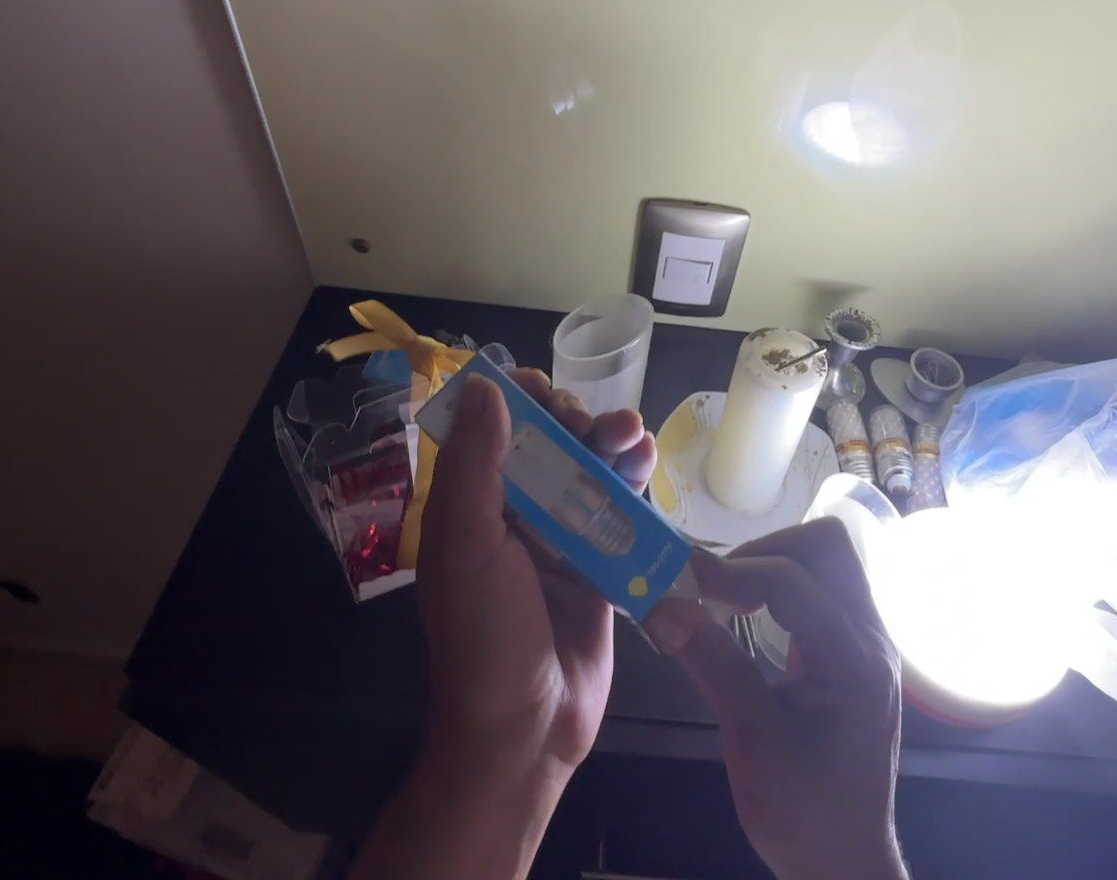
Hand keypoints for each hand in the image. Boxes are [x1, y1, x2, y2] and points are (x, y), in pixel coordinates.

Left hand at [354, 368, 655, 878]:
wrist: (528, 729)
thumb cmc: (487, 636)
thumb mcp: (470, 547)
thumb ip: (476, 466)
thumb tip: (485, 388)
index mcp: (472, 504)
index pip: (493, 430)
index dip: (518, 402)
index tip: (546, 395)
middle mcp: (514, 513)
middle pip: (549, 443)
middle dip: (574, 419)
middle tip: (593, 426)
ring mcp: (560, 538)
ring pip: (588, 470)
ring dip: (611, 442)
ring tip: (633, 433)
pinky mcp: (599, 562)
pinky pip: (617, 510)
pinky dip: (633, 482)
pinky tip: (647, 461)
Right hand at [646, 521, 905, 879]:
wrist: (844, 859)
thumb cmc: (803, 810)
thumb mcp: (752, 740)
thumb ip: (713, 663)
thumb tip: (660, 605)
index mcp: (855, 660)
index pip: (793, 582)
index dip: (733, 570)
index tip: (680, 577)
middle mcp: (871, 636)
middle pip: (826, 547)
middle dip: (763, 551)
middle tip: (714, 584)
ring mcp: (865, 639)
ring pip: (827, 559)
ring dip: (772, 562)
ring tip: (725, 593)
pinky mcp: (851, 646)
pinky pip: (821, 586)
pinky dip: (779, 583)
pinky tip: (747, 611)